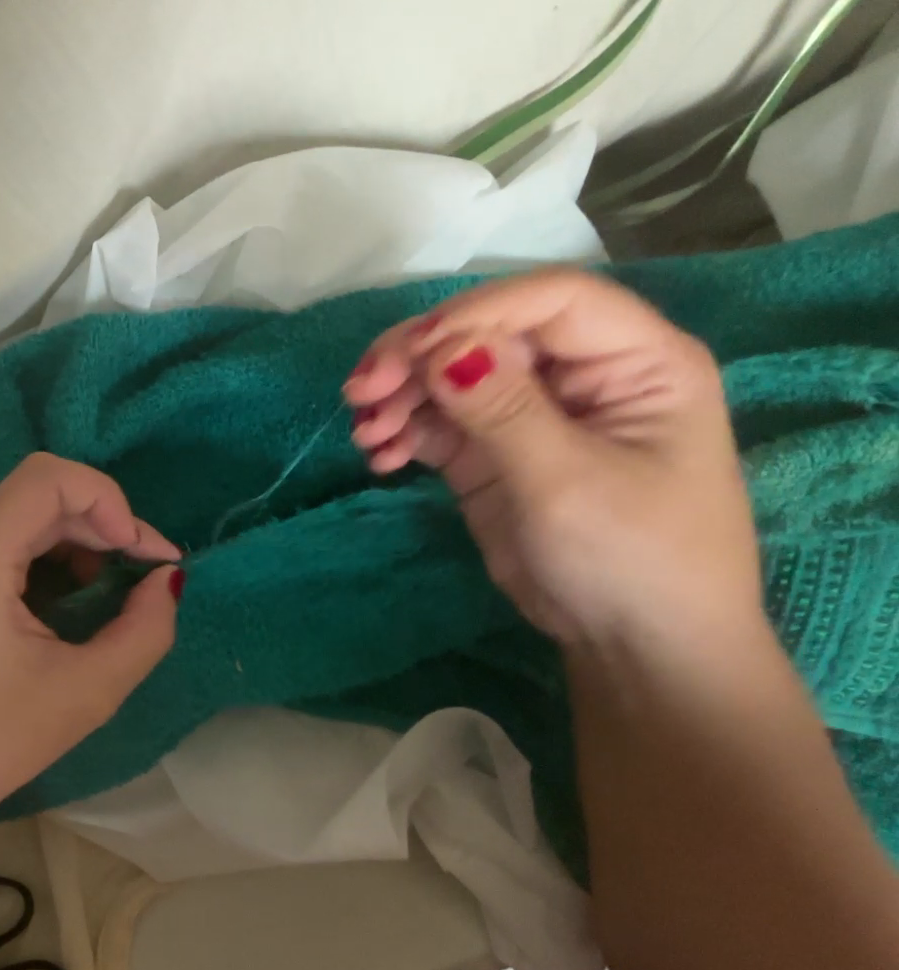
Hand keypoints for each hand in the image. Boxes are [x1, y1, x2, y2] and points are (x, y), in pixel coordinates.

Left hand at [0, 453, 183, 845]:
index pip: (48, 478)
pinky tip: (65, 600)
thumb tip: (167, 578)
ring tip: (107, 593)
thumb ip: (146, 627)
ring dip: (74, 542)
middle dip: (100, 525)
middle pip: (36, 497)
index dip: (109, 499)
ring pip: (19, 518)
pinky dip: (42, 558)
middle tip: (144, 576)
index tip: (143, 554)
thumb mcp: (89, 690)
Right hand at [343, 269, 760, 646]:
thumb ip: (504, 409)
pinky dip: (401, 433)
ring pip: (449, 376)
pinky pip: (435, 423)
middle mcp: (579, 376)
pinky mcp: (491, 453)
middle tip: (359, 392)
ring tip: (366, 437)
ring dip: (399, 398)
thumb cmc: (632, 557)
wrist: (633, 643)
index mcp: (634, 361)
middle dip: (415, 357)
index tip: (407, 354)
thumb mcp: (567, 482)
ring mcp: (530, 414)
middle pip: (485, 334)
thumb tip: (440, 348)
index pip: (550, 301)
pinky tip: (381, 459)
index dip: (474, 314)